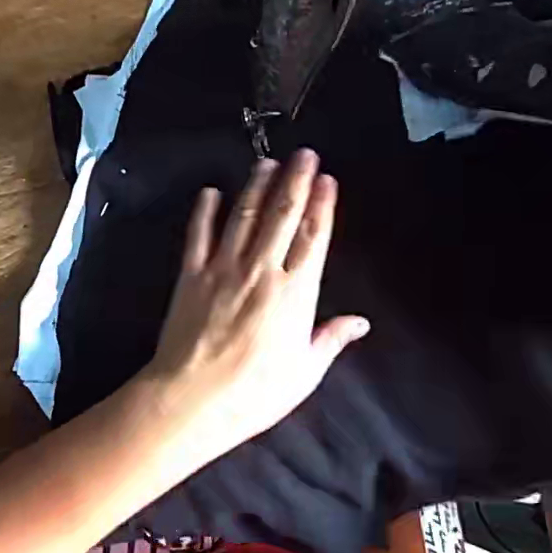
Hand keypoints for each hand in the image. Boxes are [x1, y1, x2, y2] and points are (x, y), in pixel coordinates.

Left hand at [138, 149, 368, 458]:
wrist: (192, 398)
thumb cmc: (254, 392)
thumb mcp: (304, 372)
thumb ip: (330, 339)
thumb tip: (361, 322)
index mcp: (295, 293)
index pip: (313, 238)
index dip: (322, 205)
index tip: (327, 178)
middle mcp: (261, 271)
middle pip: (282, 216)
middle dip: (294, 181)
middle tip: (303, 154)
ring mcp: (223, 269)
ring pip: (244, 218)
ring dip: (256, 188)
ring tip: (266, 164)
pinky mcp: (190, 275)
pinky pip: (198, 236)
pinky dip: (204, 212)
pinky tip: (210, 192)